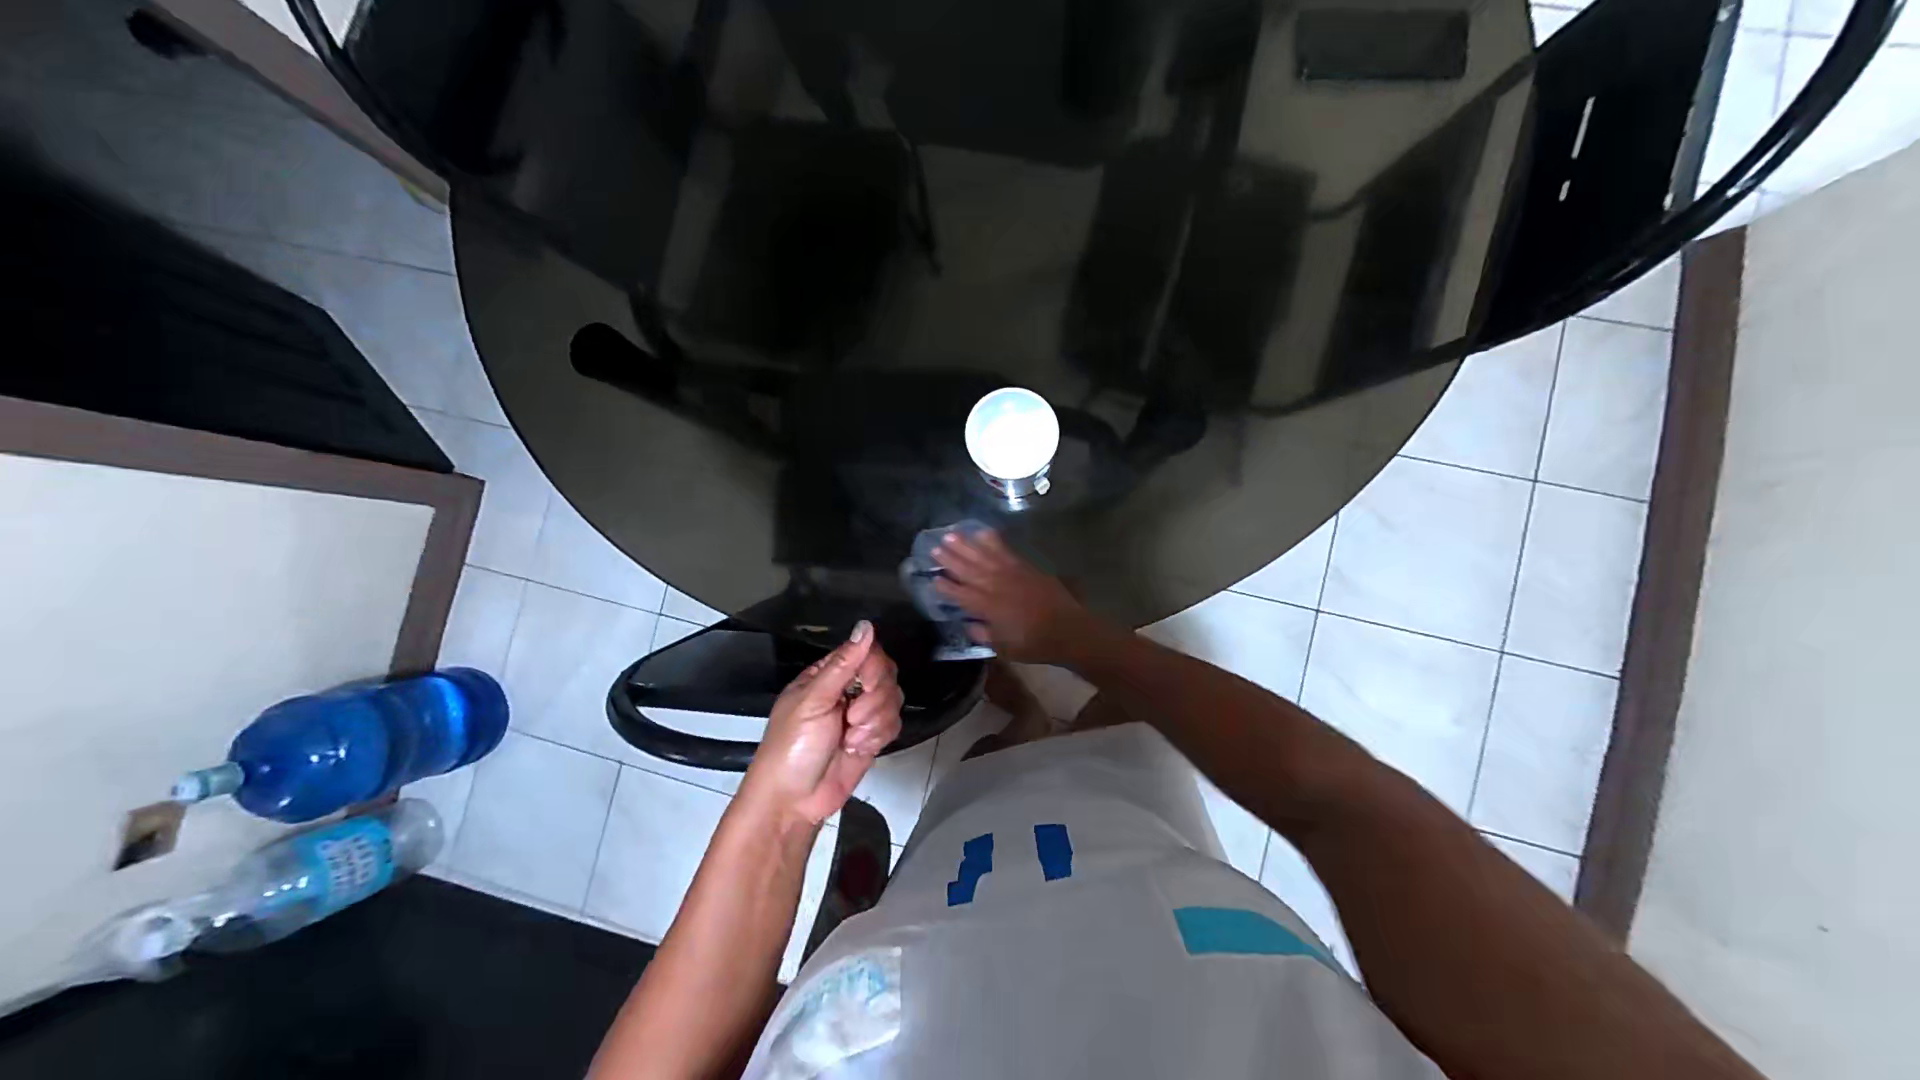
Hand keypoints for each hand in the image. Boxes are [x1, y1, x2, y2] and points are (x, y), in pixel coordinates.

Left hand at [739, 621, 903, 827]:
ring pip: (893, 699)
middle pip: (885, 674)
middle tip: (853, 717)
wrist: (793, 801)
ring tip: (850, 737)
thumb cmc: (792, 747)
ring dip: (875, 720)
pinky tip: (858, 747)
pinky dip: (879, 735)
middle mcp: (846, 689)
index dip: (873, 667)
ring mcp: (860, 714)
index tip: (865, 685)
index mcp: (826, 675)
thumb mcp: (813, 701)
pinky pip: (894, 723)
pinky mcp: (871, 737)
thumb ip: (844, 664)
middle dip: (875, 697)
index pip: (866, 653)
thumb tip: (866, 625)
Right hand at [933, 530, 1094, 664]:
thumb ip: (983, 634)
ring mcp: (1011, 573)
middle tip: (934, 549)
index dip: (946, 587)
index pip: (961, 594)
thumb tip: (969, 624)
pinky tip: (982, 532)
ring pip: (983, 555)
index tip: (933, 578)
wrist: (1068, 629)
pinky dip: (992, 540)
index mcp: (988, 607)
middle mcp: (995, 586)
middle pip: (968, 570)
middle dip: (950, 559)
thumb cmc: (1035, 643)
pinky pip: (1004, 549)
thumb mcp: (1004, 648)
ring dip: (965, 545)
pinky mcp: (1025, 566)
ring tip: (950, 535)